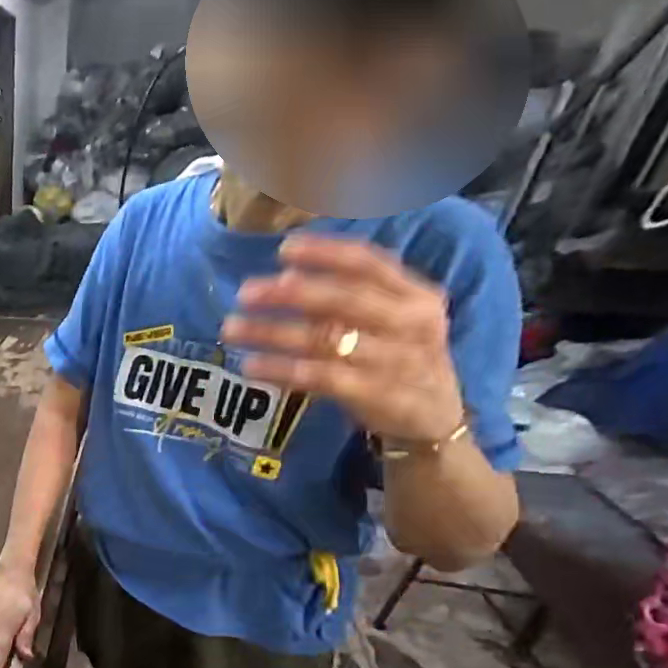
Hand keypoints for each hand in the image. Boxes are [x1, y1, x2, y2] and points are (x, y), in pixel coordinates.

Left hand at [223, 235, 464, 443]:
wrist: (435, 419)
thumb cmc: (399, 357)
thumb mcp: (394, 319)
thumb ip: (354, 295)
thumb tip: (284, 274)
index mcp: (415, 295)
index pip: (370, 263)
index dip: (326, 252)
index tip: (283, 249)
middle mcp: (410, 323)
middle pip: (345, 299)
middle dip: (291, 293)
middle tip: (244, 293)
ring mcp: (395, 361)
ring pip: (326, 339)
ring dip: (273, 332)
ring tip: (231, 329)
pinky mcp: (376, 395)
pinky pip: (321, 377)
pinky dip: (283, 370)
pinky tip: (252, 365)